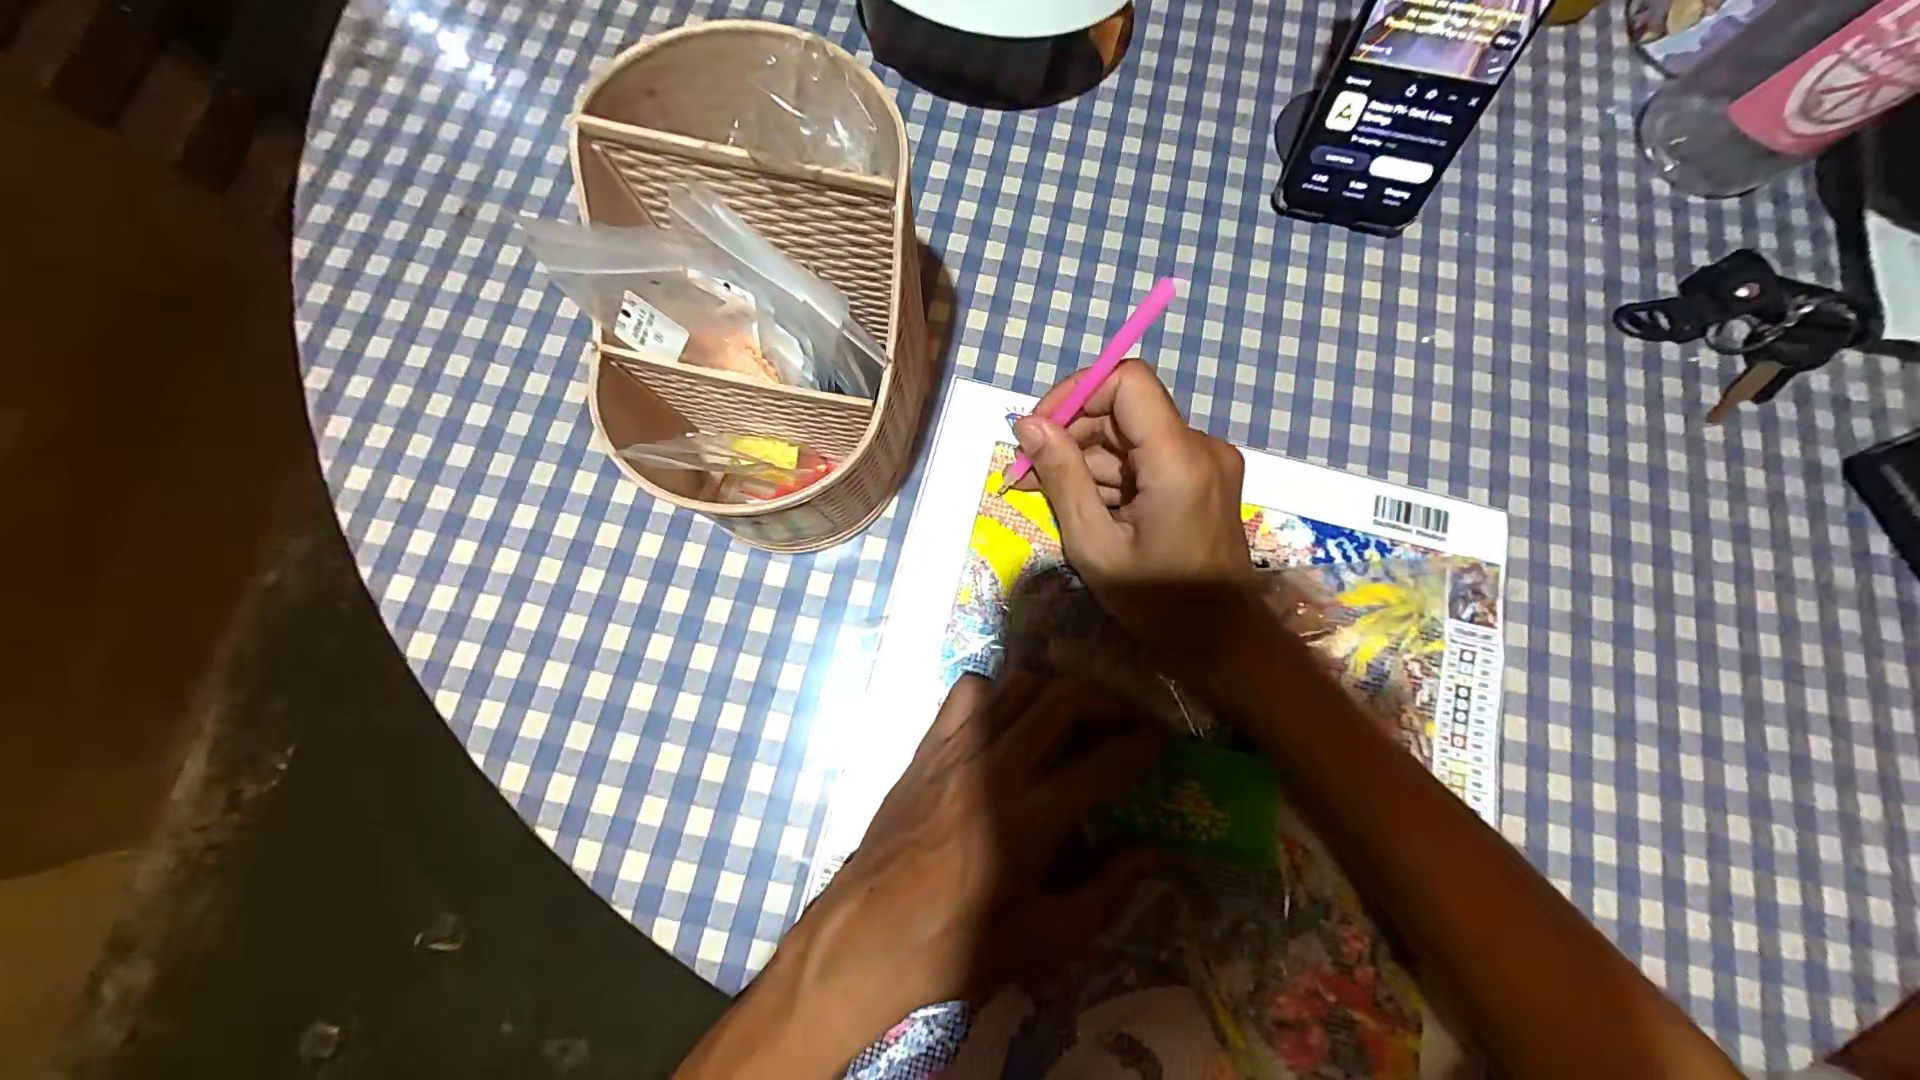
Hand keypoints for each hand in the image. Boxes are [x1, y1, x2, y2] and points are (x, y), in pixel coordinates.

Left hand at [782, 673, 1160, 1025]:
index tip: (1164, 740)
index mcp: (1030, 818)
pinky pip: (968, 692)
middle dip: (1109, 701)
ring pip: (1018, 685)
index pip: (1104, 763)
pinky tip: (1009, 717)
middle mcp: (996, 767)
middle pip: (1064, 702)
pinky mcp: (928, 745)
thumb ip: (1108, 892)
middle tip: (1129, 718)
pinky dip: (999, 690)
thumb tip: (1152, 852)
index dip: (1143, 746)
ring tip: (1076, 713)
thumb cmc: (959, 945)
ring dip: (1056, 691)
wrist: (868, 934)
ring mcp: (957, 749)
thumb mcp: (1047, 939)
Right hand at [1011, 360, 1257, 639]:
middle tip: (1027, 475)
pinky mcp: (1203, 476)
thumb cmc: (1156, 603)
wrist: (1222, 641)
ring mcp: (1206, 460)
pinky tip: (1087, 508)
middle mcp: (1200, 446)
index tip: (1039, 432)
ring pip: (1130, 436)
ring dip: (1086, 461)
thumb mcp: (1094, 545)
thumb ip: (1062, 477)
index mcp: (1179, 460)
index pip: (1127, 380)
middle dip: (1070, 435)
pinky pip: (1146, 457)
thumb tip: (1027, 424)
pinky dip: (1111, 476)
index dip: (1076, 394)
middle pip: (1123, 409)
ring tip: (1051, 499)